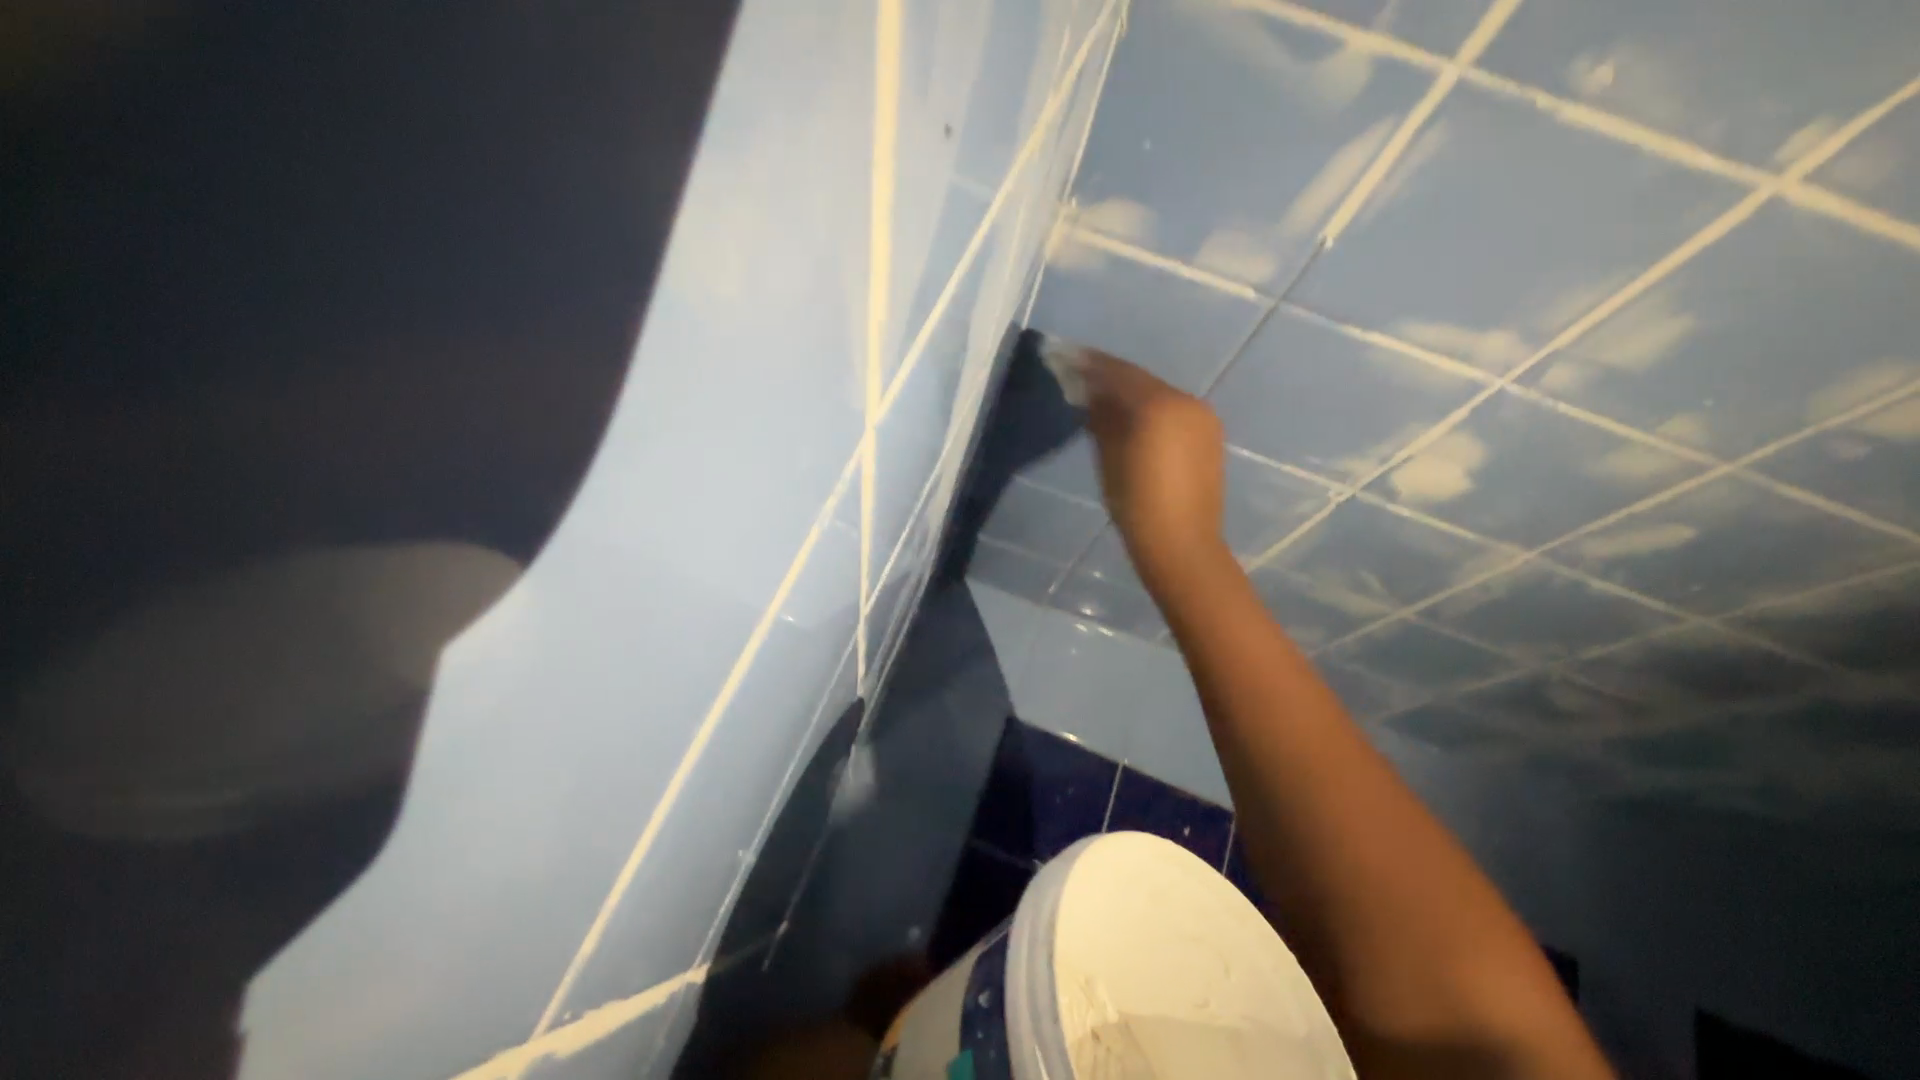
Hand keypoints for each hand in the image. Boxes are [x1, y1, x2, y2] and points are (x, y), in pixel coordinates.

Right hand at [1076, 349, 1230, 589]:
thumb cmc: (1136, 504)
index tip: (1067, 356)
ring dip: (1132, 393)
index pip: (1119, 373)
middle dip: (1111, 377)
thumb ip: (1100, 418)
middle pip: (1141, 381)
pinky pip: (1174, 411)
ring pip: (1159, 395)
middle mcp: (1185, 401)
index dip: (1091, 364)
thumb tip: (1090, 393)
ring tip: (1103, 399)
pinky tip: (1132, 419)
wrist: (1182, 544)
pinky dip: (1151, 410)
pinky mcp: (1209, 435)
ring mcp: (1202, 417)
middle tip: (1081, 375)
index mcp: (1158, 405)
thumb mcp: (1109, 458)